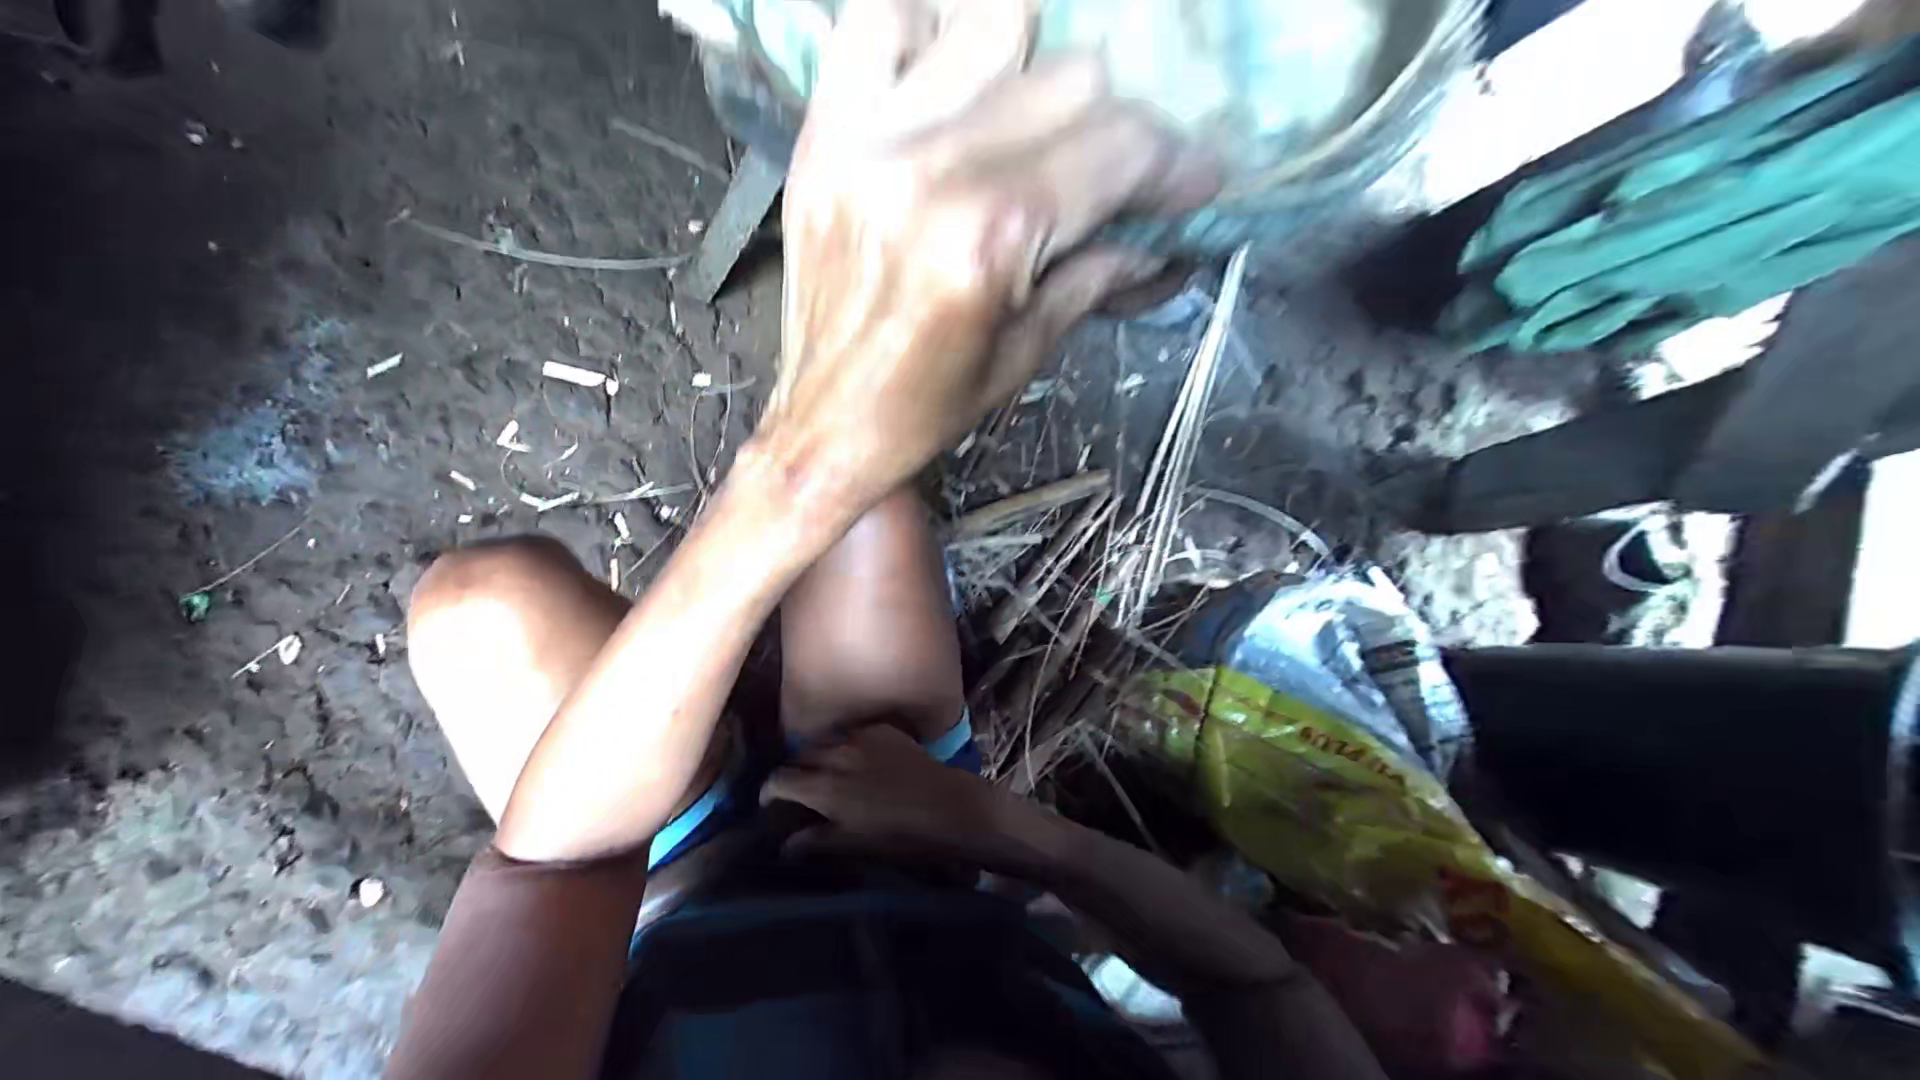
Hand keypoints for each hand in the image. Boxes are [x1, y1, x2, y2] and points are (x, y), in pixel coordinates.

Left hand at [758, 0, 1217, 511]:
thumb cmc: (927, 408)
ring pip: (994, 22)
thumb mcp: (1025, 354)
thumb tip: (1164, 238)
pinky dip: (929, 34)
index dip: (1177, 160)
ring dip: (1036, 73)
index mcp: (987, 236)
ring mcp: (867, 138)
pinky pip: (879, 19)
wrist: (828, 423)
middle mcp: (929, 167)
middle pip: (1071, 78)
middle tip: (1115, 176)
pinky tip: (949, 86)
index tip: (1199, 179)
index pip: (1117, 148)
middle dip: (1117, 130)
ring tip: (1031, 132)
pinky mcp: (823, 134)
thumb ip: (1098, 275)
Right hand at [761, 725, 1036, 863]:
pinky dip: (848, 743)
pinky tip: (859, 757)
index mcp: (824, 787)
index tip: (771, 801)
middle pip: (800, 755)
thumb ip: (816, 840)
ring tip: (828, 769)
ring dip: (820, 753)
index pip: (780, 779)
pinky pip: (853, 732)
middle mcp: (836, 755)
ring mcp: (860, 738)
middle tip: (801, 787)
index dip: (770, 791)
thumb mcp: (854, 844)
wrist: (946, 804)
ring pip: (826, 740)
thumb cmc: (899, 834)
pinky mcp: (882, 729)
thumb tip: (785, 845)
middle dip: (795, 770)